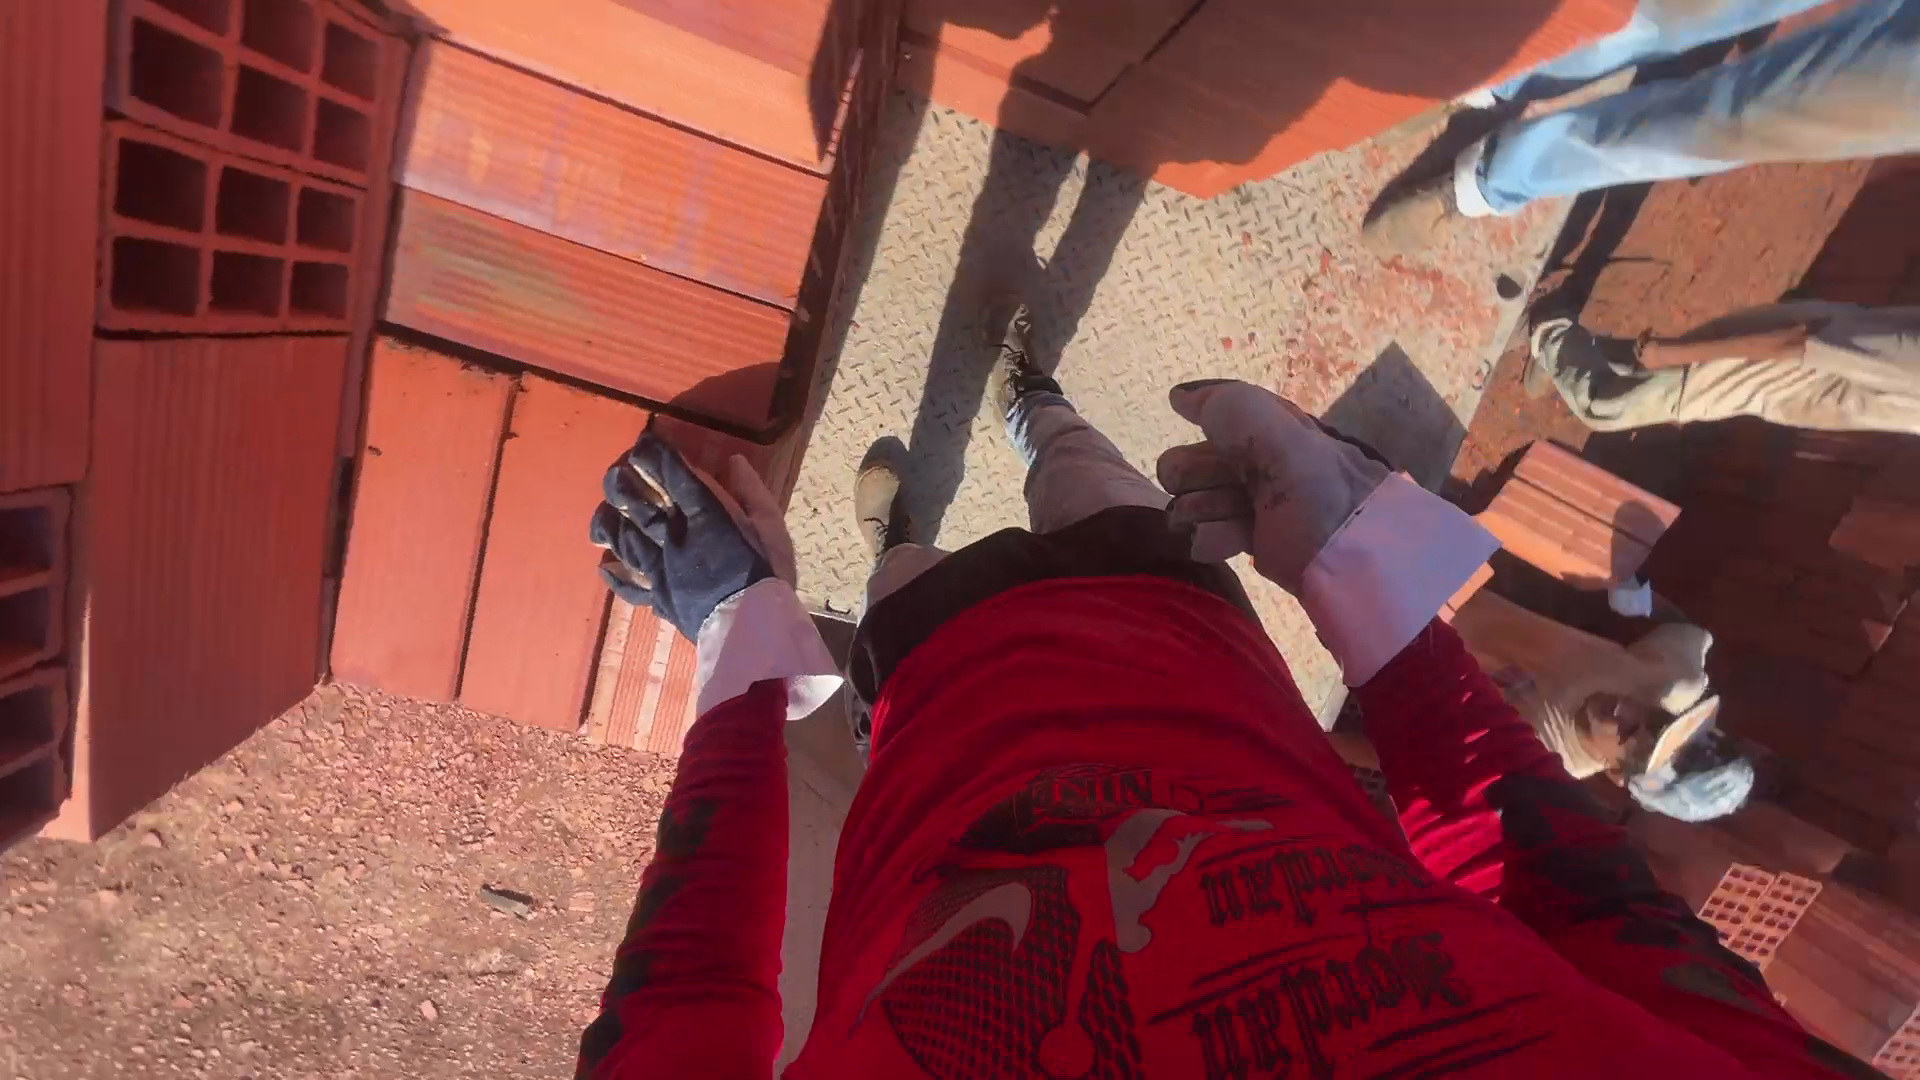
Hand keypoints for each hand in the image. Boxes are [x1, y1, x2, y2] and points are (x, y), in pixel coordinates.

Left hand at [589, 429, 795, 640]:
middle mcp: (672, 536)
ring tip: (605, 512)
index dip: (652, 453)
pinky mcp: (658, 598)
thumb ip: (752, 491)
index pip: (670, 473)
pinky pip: (629, 586)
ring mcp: (659, 569)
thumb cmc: (769, 572)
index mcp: (702, 514)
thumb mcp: (772, 526)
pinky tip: (604, 567)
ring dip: (608, 522)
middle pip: (634, 503)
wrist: (753, 628)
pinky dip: (615, 577)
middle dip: (620, 482)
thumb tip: (733, 460)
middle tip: (618, 473)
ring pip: (622, 540)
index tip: (645, 442)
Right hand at [1156, 380, 1388, 592]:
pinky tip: (1229, 542)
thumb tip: (1176, 398)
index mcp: (1260, 428)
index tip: (1213, 435)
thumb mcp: (1263, 420)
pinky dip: (1210, 538)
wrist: (1342, 543)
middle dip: (1194, 474)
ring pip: (1188, 503)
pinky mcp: (1245, 540)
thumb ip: (1217, 401)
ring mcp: (1245, 504)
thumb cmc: (1304, 476)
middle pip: (1185, 465)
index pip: (1208, 416)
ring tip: (1232, 518)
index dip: (1204, 425)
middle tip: (1227, 484)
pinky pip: (1203, 536)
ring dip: (1200, 510)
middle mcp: (1248, 462)